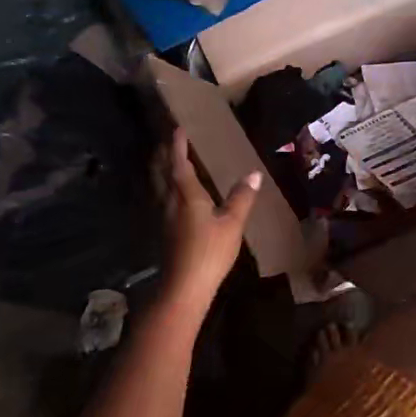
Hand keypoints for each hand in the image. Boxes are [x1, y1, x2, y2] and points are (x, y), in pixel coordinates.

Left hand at [157, 128, 261, 306]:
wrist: (184, 287)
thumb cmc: (209, 251)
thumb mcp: (232, 224)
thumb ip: (241, 198)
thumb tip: (253, 174)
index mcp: (186, 195)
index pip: (179, 163)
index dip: (179, 146)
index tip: (178, 128)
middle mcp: (170, 203)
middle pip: (163, 174)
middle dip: (166, 157)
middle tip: (171, 144)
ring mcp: (166, 220)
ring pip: (162, 189)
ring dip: (165, 175)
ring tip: (175, 166)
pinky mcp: (167, 235)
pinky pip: (166, 203)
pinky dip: (170, 193)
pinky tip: (180, 201)